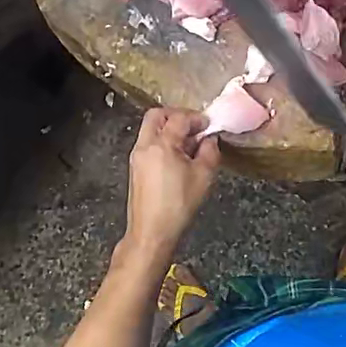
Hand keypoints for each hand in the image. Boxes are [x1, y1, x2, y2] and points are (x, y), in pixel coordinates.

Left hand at [125, 108, 219, 257]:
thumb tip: (210, 139)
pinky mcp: (135, 166)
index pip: (179, 118)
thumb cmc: (178, 205)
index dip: (196, 118)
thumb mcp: (203, 176)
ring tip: (188, 143)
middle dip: (176, 115)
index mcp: (161, 144)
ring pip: (150, 128)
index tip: (208, 125)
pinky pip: (148, 142)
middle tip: (194, 126)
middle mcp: (145, 145)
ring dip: (168, 128)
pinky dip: (162, 140)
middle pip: (156, 115)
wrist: (151, 231)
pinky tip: (177, 156)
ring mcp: (137, 155)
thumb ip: (210, 151)